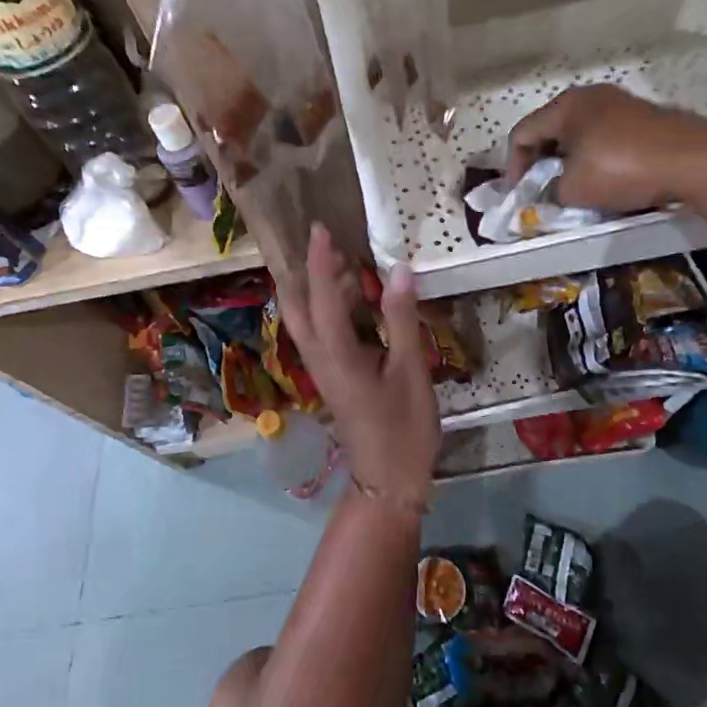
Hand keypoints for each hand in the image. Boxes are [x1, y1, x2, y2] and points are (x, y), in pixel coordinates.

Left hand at [276, 225, 439, 513]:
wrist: (387, 478)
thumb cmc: (403, 427)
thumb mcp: (410, 371)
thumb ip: (402, 319)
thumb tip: (399, 270)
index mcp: (335, 353)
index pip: (320, 296)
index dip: (319, 260)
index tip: (320, 228)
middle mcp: (318, 357)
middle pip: (296, 306)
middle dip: (303, 271)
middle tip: (326, 243)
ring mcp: (320, 369)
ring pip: (304, 320)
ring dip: (315, 289)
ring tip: (340, 263)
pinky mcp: (329, 377)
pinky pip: (317, 333)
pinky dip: (325, 309)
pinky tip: (350, 301)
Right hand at [505, 85, 706, 212]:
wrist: (694, 160)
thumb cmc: (621, 170)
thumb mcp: (572, 190)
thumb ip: (549, 191)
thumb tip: (548, 192)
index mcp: (565, 107)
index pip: (522, 133)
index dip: (514, 166)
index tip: (519, 193)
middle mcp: (589, 96)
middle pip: (548, 128)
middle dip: (539, 160)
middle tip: (540, 187)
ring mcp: (618, 102)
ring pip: (576, 130)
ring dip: (565, 157)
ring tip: (569, 183)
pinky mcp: (641, 115)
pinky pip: (601, 133)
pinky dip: (591, 153)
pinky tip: (599, 175)